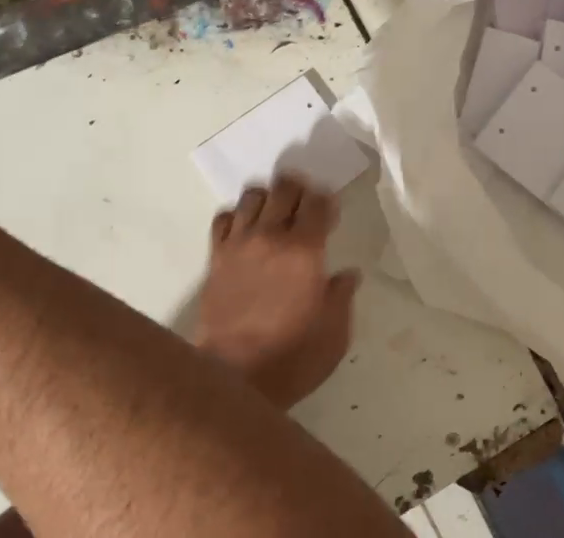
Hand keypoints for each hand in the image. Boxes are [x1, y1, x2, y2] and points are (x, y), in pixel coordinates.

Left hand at [195, 178, 360, 408]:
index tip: (331, 213)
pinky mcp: (216, 257)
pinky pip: (224, 218)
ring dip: (268, 198)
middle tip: (305, 205)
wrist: (235, 376)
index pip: (318, 203)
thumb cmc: (293, 359)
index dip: (327, 201)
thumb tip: (347, 274)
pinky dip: (237, 217)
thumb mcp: (334, 334)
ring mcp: (239, 243)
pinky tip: (245, 232)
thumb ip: (342, 297)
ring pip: (252, 196)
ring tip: (275, 214)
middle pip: (284, 188)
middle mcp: (271, 236)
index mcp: (305, 251)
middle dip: (299, 189)